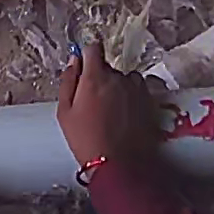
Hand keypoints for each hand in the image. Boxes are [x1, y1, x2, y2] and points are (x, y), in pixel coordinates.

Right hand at [56, 45, 161, 167]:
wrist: (119, 165)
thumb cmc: (86, 140)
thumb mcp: (65, 112)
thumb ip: (68, 81)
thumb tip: (73, 60)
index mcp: (94, 78)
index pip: (93, 48)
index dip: (87, 55)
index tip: (84, 66)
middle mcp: (117, 78)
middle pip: (107, 67)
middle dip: (99, 78)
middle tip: (92, 101)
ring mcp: (135, 88)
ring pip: (123, 78)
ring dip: (117, 86)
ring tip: (110, 109)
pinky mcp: (148, 100)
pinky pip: (137, 88)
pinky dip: (131, 94)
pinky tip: (124, 112)